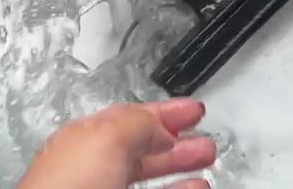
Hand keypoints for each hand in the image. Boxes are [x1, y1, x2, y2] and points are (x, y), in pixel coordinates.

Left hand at [16, 99, 215, 188]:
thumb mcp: (106, 140)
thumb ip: (135, 124)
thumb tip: (158, 123)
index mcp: (87, 140)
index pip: (130, 119)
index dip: (162, 112)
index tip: (191, 111)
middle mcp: (95, 171)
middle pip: (143, 150)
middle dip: (177, 142)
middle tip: (205, 140)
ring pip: (150, 180)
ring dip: (180, 170)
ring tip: (205, 164)